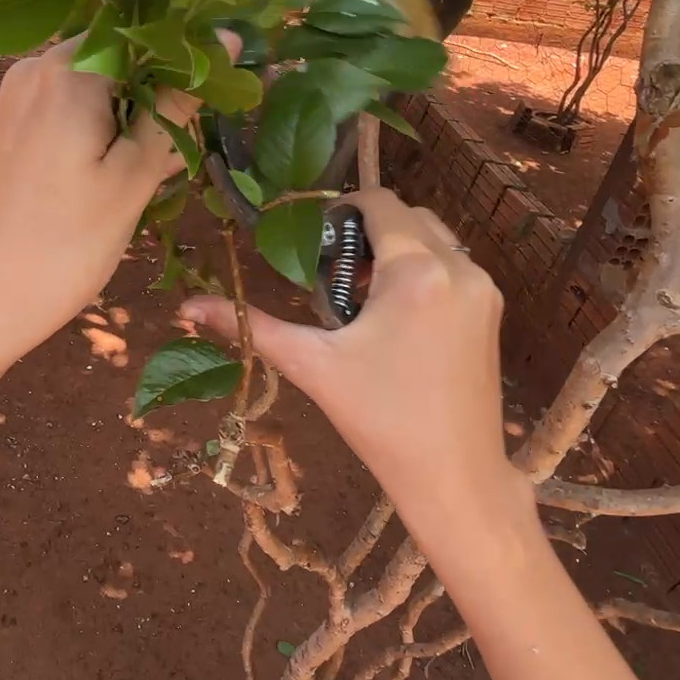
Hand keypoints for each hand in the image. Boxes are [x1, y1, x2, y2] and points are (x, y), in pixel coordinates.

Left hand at [0, 33, 227, 371]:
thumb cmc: (62, 247)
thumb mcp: (132, 178)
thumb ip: (178, 106)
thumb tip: (229, 41)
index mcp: (67, 69)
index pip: (148, 33)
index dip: (189, 61)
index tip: (217, 99)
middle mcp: (34, 67)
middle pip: (120, 56)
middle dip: (160, 94)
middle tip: (182, 147)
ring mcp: (16, 96)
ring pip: (97, 86)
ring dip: (132, 117)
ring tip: (148, 169)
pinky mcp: (9, 126)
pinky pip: (69, 108)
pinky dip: (100, 131)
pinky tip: (113, 174)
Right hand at [179, 189, 512, 526]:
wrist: (455, 476)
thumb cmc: (379, 420)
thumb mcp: (311, 364)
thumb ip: (251, 326)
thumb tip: (187, 307)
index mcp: (417, 272)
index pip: (380, 202)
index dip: (340, 210)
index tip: (310, 243)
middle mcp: (460, 269)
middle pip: (408, 215)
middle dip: (365, 231)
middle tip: (329, 272)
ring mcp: (484, 290)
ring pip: (434, 238)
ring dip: (393, 249)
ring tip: (357, 295)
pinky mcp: (492, 312)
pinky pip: (452, 265)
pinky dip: (419, 269)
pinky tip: (389, 315)